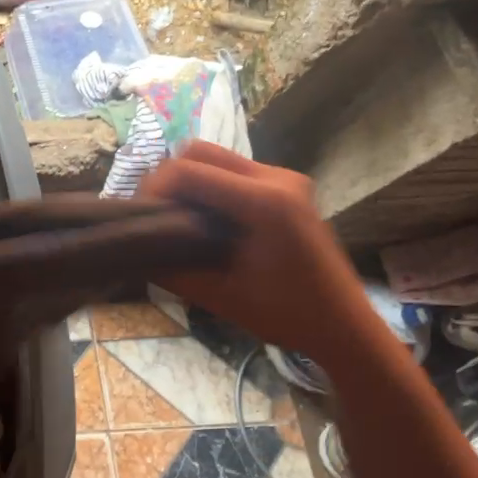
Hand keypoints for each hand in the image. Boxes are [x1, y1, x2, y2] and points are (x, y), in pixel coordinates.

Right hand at [141, 141, 376, 365]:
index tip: (140, 216)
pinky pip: (233, 170)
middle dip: (169, 179)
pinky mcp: (287, 185)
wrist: (345, 326)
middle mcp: (277, 178)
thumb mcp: (219, 296)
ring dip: (190, 181)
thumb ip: (171, 269)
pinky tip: (206, 220)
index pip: (189, 171)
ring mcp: (286, 178)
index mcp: (265, 203)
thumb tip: (132, 248)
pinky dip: (210, 186)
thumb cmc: (286, 316)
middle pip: (200, 151)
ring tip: (178, 219)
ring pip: (216, 157)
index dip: (154, 188)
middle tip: (155, 214)